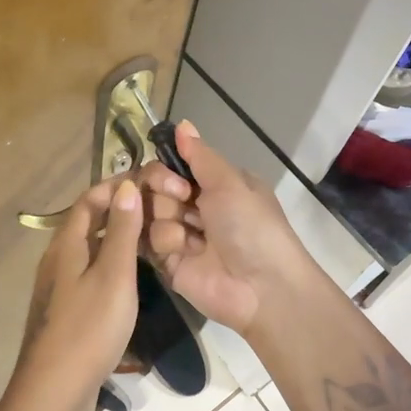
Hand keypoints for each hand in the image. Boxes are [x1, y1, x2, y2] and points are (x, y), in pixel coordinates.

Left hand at [9, 176, 146, 410]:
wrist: (53, 389)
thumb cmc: (88, 328)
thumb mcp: (114, 276)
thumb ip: (122, 231)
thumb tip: (127, 186)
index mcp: (66, 243)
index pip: (88, 199)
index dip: (115, 187)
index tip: (147, 180)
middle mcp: (57, 257)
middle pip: (87, 221)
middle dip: (117, 209)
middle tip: (154, 207)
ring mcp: (58, 284)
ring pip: (89, 247)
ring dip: (115, 236)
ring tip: (149, 236)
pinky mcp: (64, 308)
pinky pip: (89, 269)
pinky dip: (110, 261)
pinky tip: (130, 275)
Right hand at [139, 120, 313, 334]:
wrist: (262, 286)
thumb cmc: (251, 226)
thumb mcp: (230, 182)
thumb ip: (200, 155)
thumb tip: (182, 124)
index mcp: (214, 185)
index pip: (172, 165)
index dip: (167, 169)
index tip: (180, 180)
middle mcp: (194, 206)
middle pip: (154, 185)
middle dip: (165, 190)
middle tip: (184, 200)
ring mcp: (180, 234)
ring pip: (148, 211)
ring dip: (169, 218)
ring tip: (192, 235)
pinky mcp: (168, 261)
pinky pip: (148, 240)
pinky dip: (167, 241)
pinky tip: (186, 251)